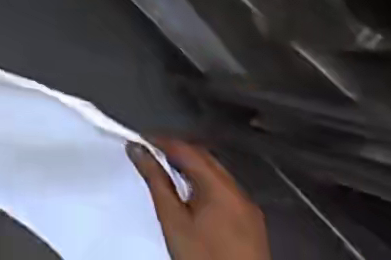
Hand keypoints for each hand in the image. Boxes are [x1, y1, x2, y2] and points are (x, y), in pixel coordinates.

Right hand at [129, 138, 269, 259]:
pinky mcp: (253, 225)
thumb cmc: (202, 256)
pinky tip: (192, 196)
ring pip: (216, 174)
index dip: (160, 141)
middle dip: (176, 151)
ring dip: (192, 168)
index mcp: (220, 187)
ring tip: (167, 172)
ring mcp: (249, 210)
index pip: (186, 149)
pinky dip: (207, 185)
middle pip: (204, 158)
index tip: (139, 141)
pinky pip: (226, 192)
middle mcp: (239, 193)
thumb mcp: (172, 218)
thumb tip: (137, 149)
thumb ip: (155, 179)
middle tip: (150, 154)